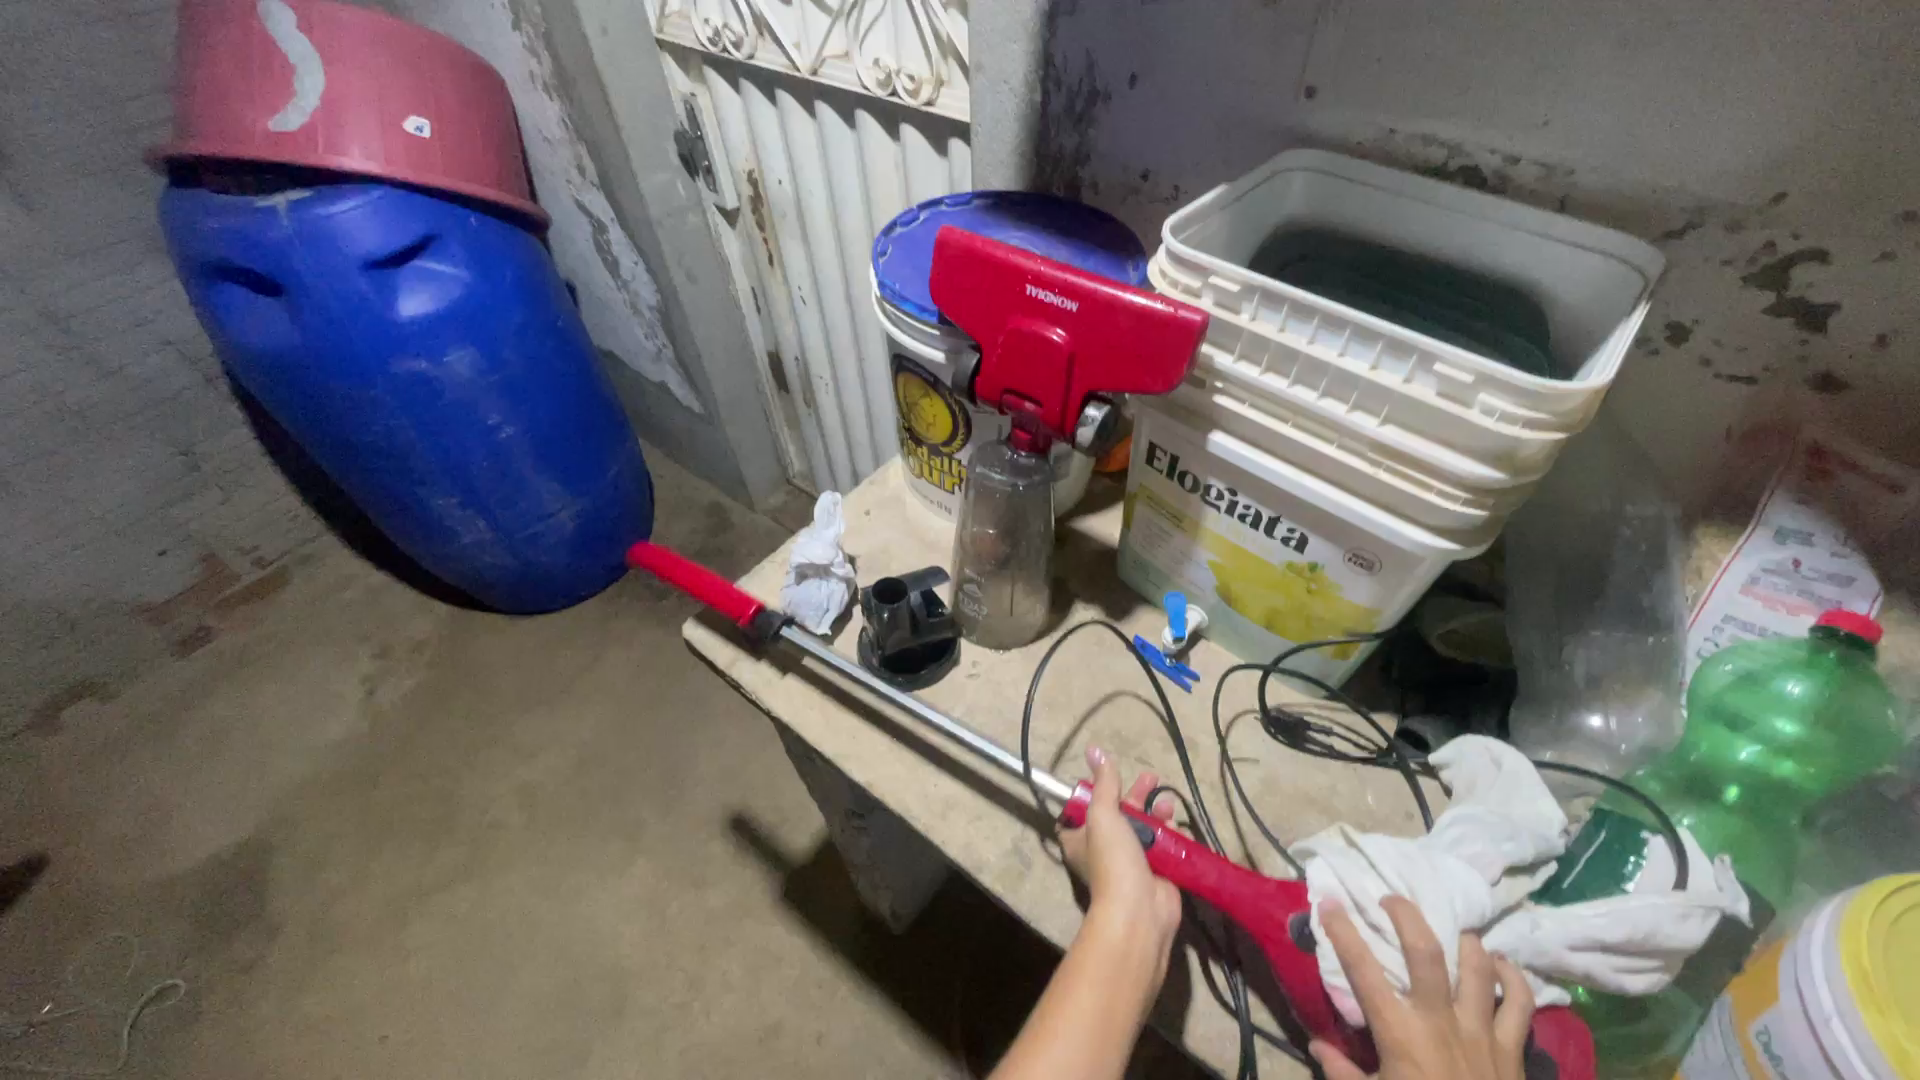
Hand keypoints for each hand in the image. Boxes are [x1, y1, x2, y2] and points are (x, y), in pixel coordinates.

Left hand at [1058, 746, 1182, 960]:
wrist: (1140, 911)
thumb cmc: (1113, 860)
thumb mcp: (1103, 815)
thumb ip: (1104, 783)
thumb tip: (1094, 749)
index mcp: (1081, 838)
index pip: (1085, 810)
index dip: (1099, 792)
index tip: (1113, 776)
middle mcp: (1104, 850)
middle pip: (1121, 815)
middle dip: (1137, 796)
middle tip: (1152, 778)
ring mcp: (1132, 863)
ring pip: (1145, 829)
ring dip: (1157, 813)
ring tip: (1167, 804)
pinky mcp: (1157, 873)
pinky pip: (1165, 848)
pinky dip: (1173, 835)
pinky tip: (1179, 826)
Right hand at [1312, 896, 1534, 1079]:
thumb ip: (1342, 1072)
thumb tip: (1316, 1045)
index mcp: (1399, 1032)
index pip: (1362, 969)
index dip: (1342, 931)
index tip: (1329, 903)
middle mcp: (1438, 1020)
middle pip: (1425, 952)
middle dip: (1407, 915)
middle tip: (1392, 899)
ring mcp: (1480, 1032)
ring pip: (1476, 968)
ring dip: (1464, 941)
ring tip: (1453, 930)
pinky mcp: (1513, 1049)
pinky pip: (1520, 1004)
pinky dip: (1513, 978)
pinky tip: (1502, 963)